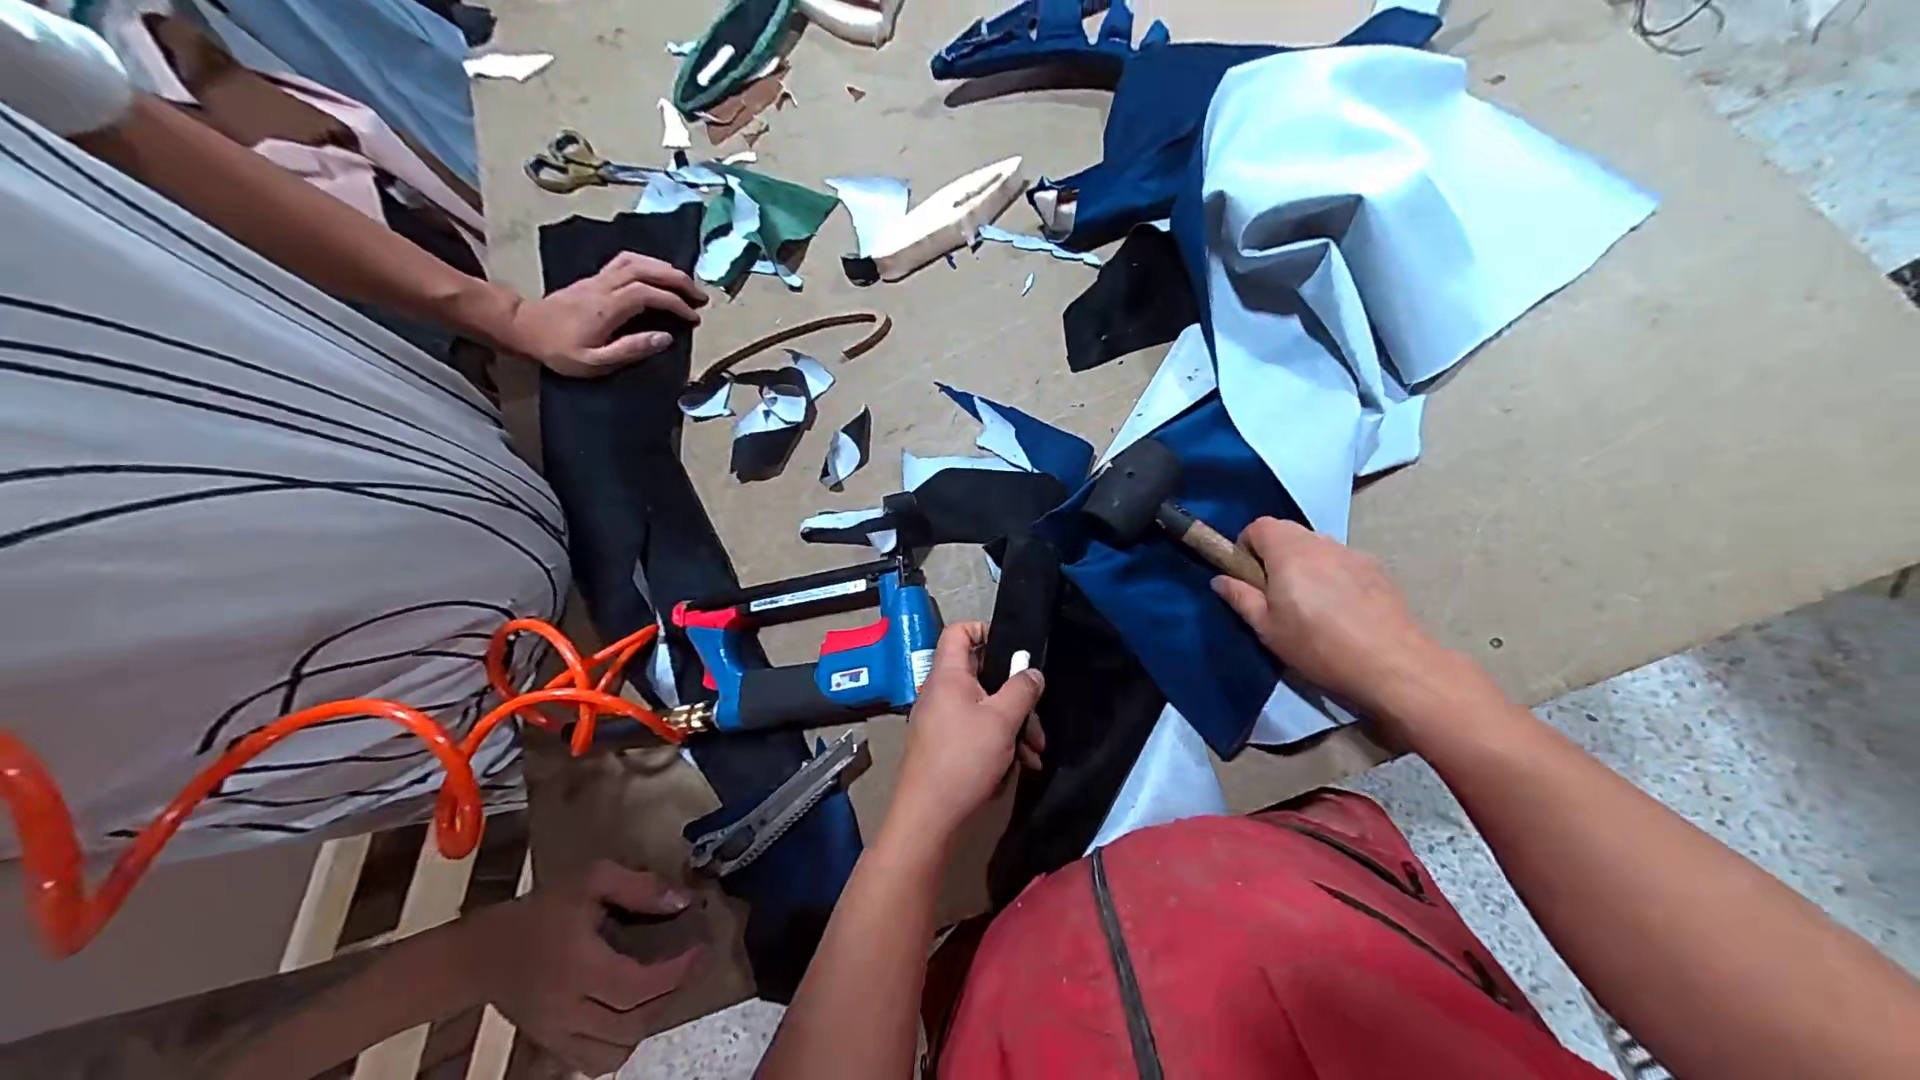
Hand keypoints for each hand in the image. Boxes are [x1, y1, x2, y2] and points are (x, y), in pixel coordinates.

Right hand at [473, 860, 701, 1074]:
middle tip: (691, 966)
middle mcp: (568, 1010)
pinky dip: (620, 1044)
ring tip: (664, 989)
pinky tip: (633, 1013)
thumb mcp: (593, 879)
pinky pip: (591, 1061)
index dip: (676, 974)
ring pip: (613, 1052)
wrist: (482, 951)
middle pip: (630, 1025)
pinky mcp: (550, 1043)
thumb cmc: (542, 908)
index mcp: (580, 969)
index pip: (637, 988)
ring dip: (647, 1023)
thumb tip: (681, 901)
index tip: (701, 952)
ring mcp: (556, 1034)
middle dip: (669, 996)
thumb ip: (639, 887)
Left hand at [503, 252, 707, 377]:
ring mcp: (597, 278)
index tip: (693, 318)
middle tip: (700, 296)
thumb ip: (631, 350)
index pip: (648, 294)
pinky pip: (626, 261)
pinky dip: (649, 264)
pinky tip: (659, 276)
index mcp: (606, 307)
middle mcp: (603, 286)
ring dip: (664, 269)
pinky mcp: (594, 277)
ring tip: (685, 284)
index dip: (675, 303)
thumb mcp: (595, 362)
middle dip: (677, 280)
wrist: (524, 328)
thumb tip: (665, 338)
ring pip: (636, 260)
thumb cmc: (560, 350)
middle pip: (645, 269)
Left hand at [888, 622, 1046, 848]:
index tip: (1013, 648)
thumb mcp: (1002, 720)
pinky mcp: (944, 746)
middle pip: (981, 674)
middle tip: (1036, 721)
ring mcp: (941, 720)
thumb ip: (1021, 689)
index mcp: (948, 675)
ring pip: (984, 707)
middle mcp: (941, 692)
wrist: (929, 816)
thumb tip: (1032, 671)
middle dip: (1015, 695)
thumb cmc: (964, 758)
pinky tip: (1020, 765)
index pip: (959, 632)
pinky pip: (976, 731)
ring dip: (1014, 725)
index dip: (984, 630)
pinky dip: (999, 742)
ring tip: (1034, 752)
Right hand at [1211, 518, 1459, 722]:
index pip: (1259, 526)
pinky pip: (1342, 562)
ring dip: (1304, 564)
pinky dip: (1332, 575)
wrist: (1392, 665)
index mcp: (1289, 552)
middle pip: (1289, 533)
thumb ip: (1240, 598)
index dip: (1247, 546)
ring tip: (1310, 605)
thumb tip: (1220, 580)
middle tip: (1275, 594)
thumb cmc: (1318, 646)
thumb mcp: (1267, 628)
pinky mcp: (1377, 570)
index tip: (1248, 577)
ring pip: (1317, 547)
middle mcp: (1322, 544)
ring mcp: (1353, 554)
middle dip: (1274, 555)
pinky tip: (1340, 611)